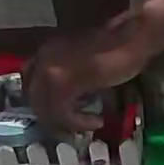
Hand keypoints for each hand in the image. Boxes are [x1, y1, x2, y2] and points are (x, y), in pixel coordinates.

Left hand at [26, 8, 163, 131]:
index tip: (62, 114)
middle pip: (34, 99)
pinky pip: (62, 113)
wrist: (133, 37)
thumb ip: (72, 78)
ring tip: (88, 125)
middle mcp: (43, 59)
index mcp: (46, 52)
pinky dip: (79, 122)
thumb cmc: (117, 47)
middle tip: (73, 128)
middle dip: (53, 118)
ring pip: (46, 109)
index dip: (44, 103)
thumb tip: (72, 102)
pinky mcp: (65, 83)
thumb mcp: (85, 63)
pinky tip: (96, 122)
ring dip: (67, 123)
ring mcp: (52, 70)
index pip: (30, 84)